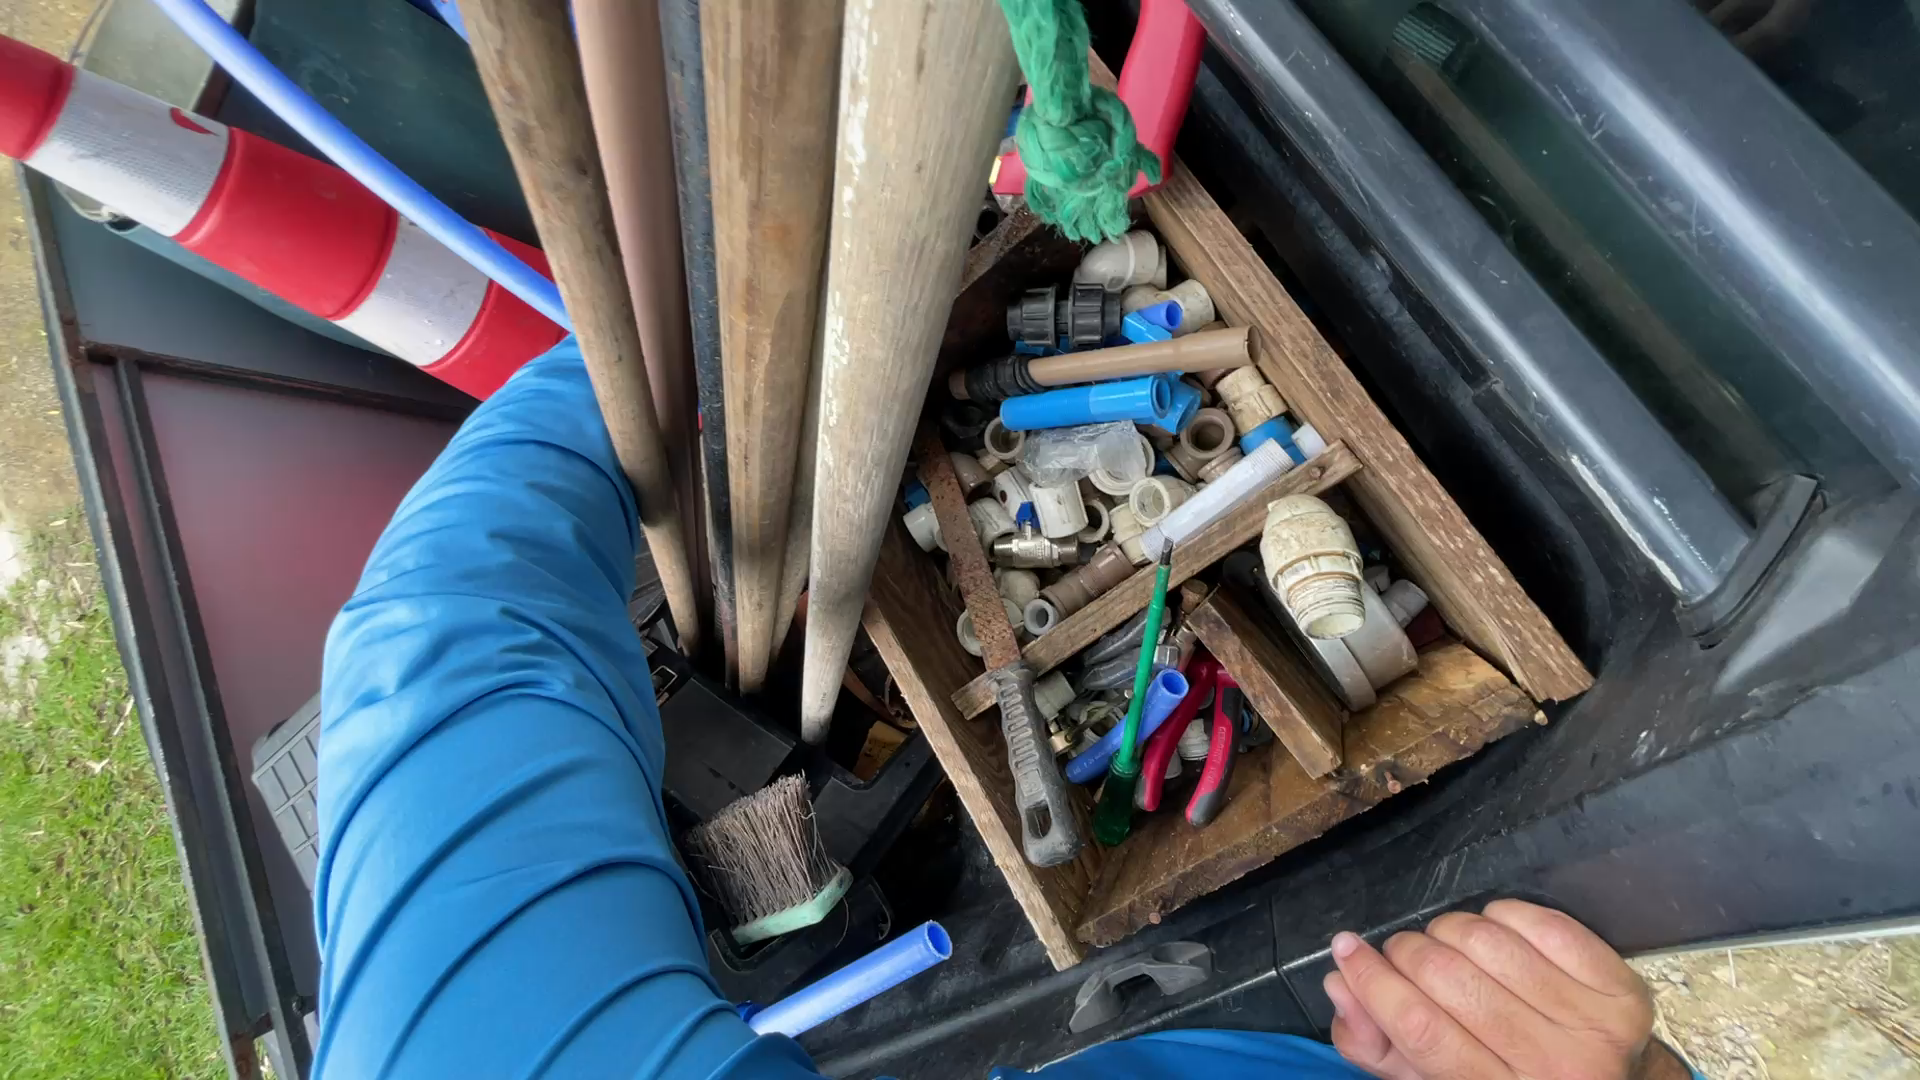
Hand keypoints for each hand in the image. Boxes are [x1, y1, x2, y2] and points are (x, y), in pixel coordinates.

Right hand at [1322, 899, 1686, 1079]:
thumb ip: (1372, 1042)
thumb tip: (1340, 983)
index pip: (1420, 1028)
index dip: (1371, 980)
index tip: (1345, 946)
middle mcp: (1556, 1073)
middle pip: (1445, 976)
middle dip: (1406, 952)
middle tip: (1408, 958)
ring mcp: (1595, 1031)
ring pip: (1483, 940)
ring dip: (1450, 930)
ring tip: (1454, 950)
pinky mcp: (1621, 991)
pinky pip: (1538, 923)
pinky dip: (1503, 914)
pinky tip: (1500, 937)